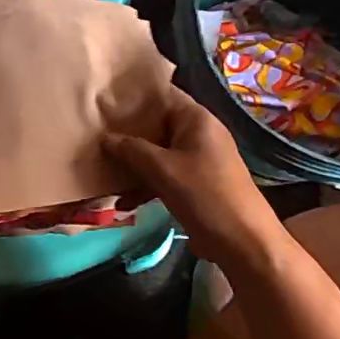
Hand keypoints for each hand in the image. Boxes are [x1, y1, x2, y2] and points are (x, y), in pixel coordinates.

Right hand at [103, 87, 287, 267]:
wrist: (244, 243)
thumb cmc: (204, 195)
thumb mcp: (162, 169)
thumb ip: (131, 149)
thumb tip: (105, 138)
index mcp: (196, 119)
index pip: (162, 94)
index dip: (133, 96)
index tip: (103, 100)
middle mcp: (199, 133)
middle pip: (157, 124)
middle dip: (127, 133)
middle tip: (95, 134)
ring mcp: (198, 159)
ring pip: (158, 152)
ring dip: (133, 163)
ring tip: (103, 170)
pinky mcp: (196, 184)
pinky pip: (164, 174)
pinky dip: (146, 183)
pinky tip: (124, 201)